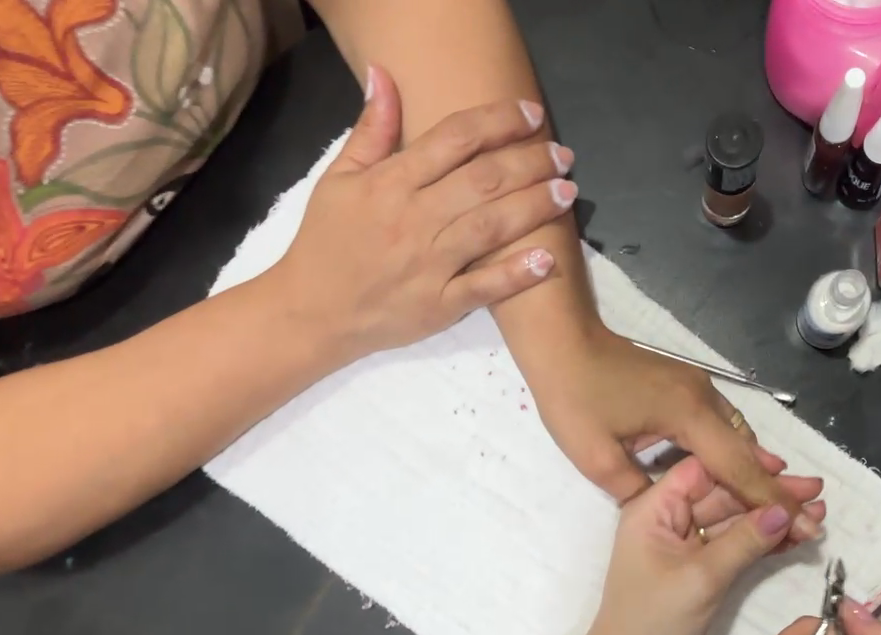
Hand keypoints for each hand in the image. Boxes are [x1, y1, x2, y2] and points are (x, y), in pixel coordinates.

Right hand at [263, 66, 576, 361]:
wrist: (313, 312)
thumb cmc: (327, 244)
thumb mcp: (337, 179)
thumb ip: (369, 131)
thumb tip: (385, 76)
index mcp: (391, 183)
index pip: (453, 140)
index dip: (497, 122)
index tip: (530, 114)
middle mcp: (415, 219)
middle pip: (482, 181)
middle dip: (528, 163)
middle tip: (563, 154)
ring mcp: (430, 265)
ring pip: (490, 228)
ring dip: (534, 208)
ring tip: (567, 192)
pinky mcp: (440, 306)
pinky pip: (485, 288)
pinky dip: (517, 274)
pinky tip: (548, 260)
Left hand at [527, 331, 818, 541]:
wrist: (561, 339)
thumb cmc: (573, 397)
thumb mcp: (596, 458)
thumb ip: (638, 491)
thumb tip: (666, 509)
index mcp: (688, 416)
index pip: (737, 467)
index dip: (767, 500)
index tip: (799, 524)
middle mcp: (704, 399)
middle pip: (749, 450)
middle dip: (776, 486)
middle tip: (807, 514)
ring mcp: (698, 388)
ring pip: (739, 435)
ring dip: (758, 467)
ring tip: (783, 498)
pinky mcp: (687, 386)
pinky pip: (724, 424)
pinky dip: (738, 450)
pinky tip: (742, 468)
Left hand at [577, 452, 826, 634]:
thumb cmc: (654, 621)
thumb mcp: (702, 578)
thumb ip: (744, 540)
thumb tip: (786, 509)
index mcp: (654, 507)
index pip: (704, 470)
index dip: (744, 464)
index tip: (786, 470)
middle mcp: (669, 516)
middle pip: (725, 492)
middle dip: (770, 495)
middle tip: (817, 491)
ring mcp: (686, 541)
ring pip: (736, 518)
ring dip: (775, 518)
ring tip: (819, 515)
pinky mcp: (700, 563)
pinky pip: (736, 542)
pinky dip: (765, 540)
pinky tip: (797, 536)